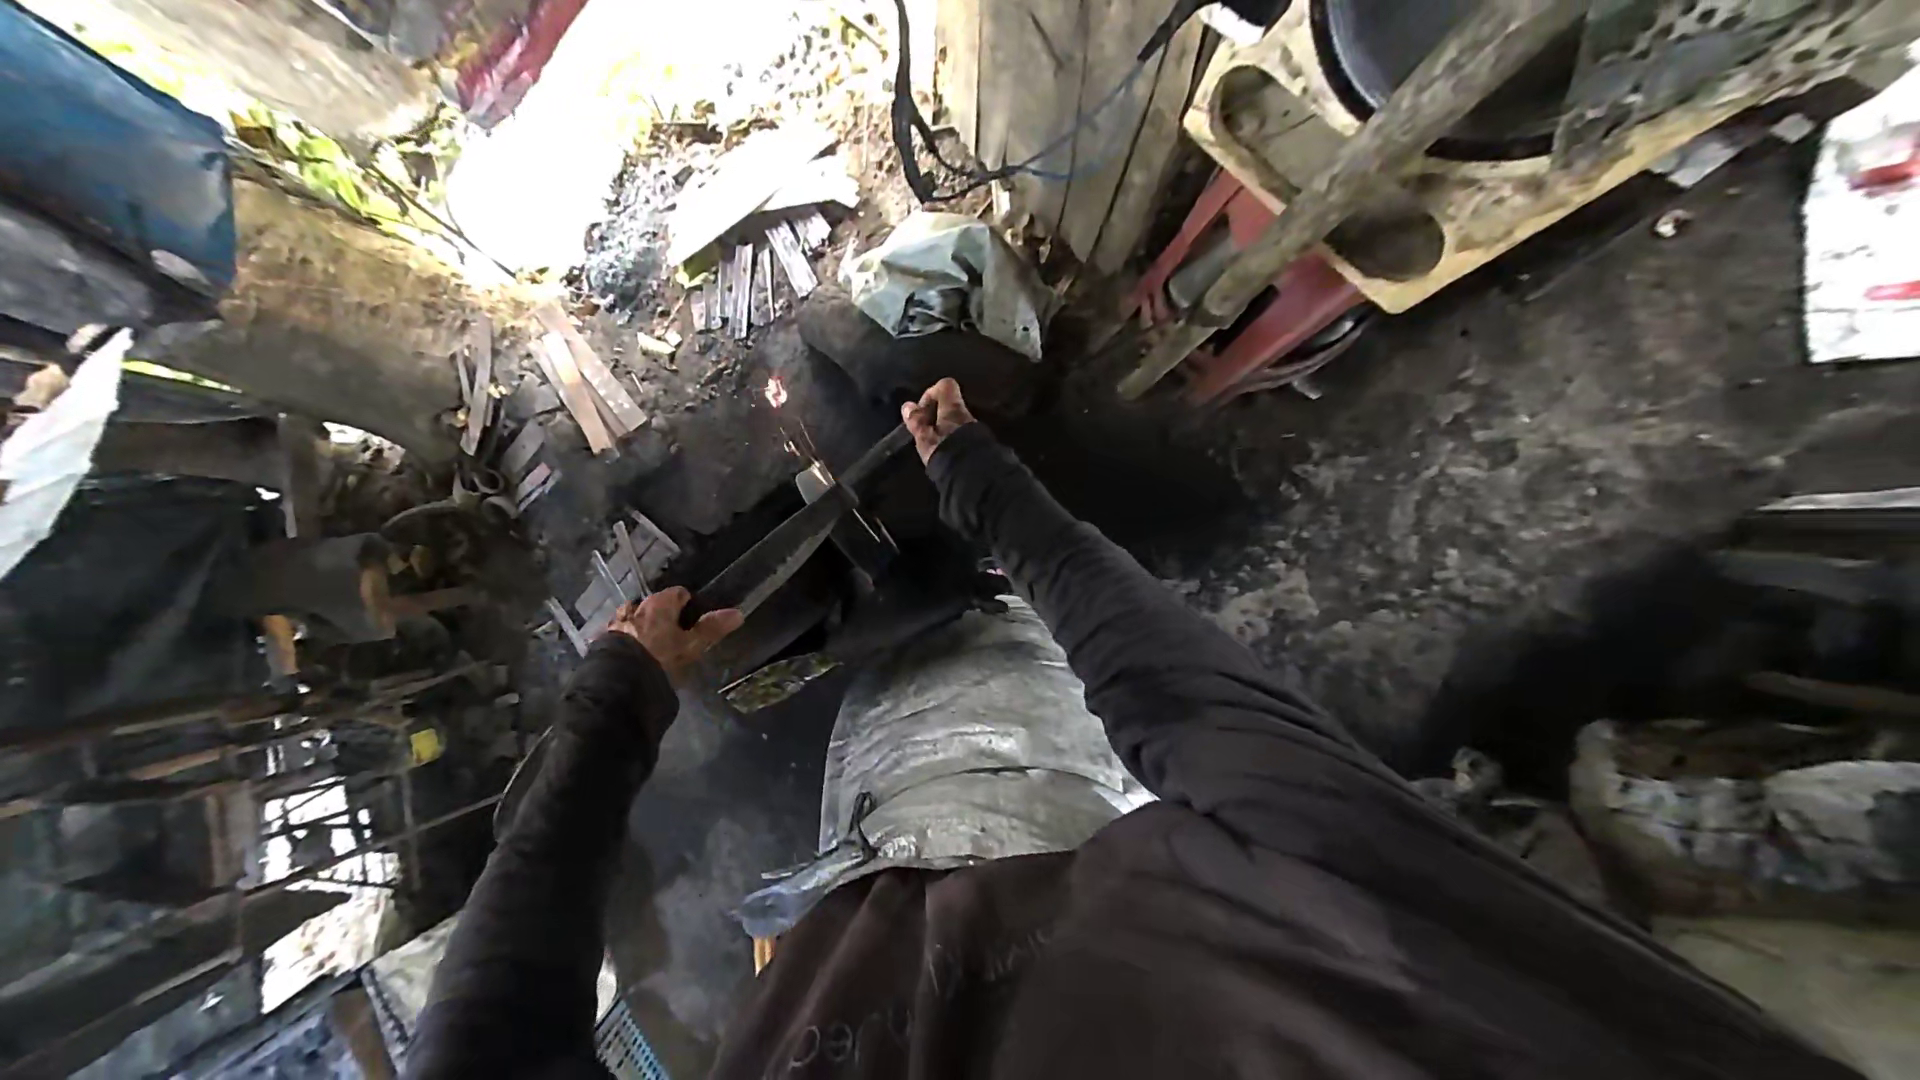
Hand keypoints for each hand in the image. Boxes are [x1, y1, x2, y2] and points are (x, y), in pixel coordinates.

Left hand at [603, 587, 742, 681]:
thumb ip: (712, 628)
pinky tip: (631, 655)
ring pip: (633, 618)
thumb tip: (738, 613)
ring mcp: (616, 624)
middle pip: (653, 604)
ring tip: (650, 645)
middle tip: (673, 634)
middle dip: (662, 614)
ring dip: (640, 627)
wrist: (618, 683)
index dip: (688, 604)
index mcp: (659, 604)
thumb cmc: (661, 658)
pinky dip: (625, 640)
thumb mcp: (692, 646)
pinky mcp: (601, 642)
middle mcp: (635, 607)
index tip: (693, 618)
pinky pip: (617, 635)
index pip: (678, 593)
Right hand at [900, 377, 975, 464]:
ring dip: (944, 428)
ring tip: (933, 444)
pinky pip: (962, 435)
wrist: (971, 473)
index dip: (931, 394)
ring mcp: (975, 429)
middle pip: (950, 405)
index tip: (922, 411)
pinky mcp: (978, 444)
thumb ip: (916, 421)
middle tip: (925, 431)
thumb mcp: (924, 437)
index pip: (946, 386)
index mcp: (953, 407)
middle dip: (936, 415)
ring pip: (956, 421)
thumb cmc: (944, 451)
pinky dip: (952, 439)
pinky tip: (944, 451)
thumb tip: (908, 406)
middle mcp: (967, 414)